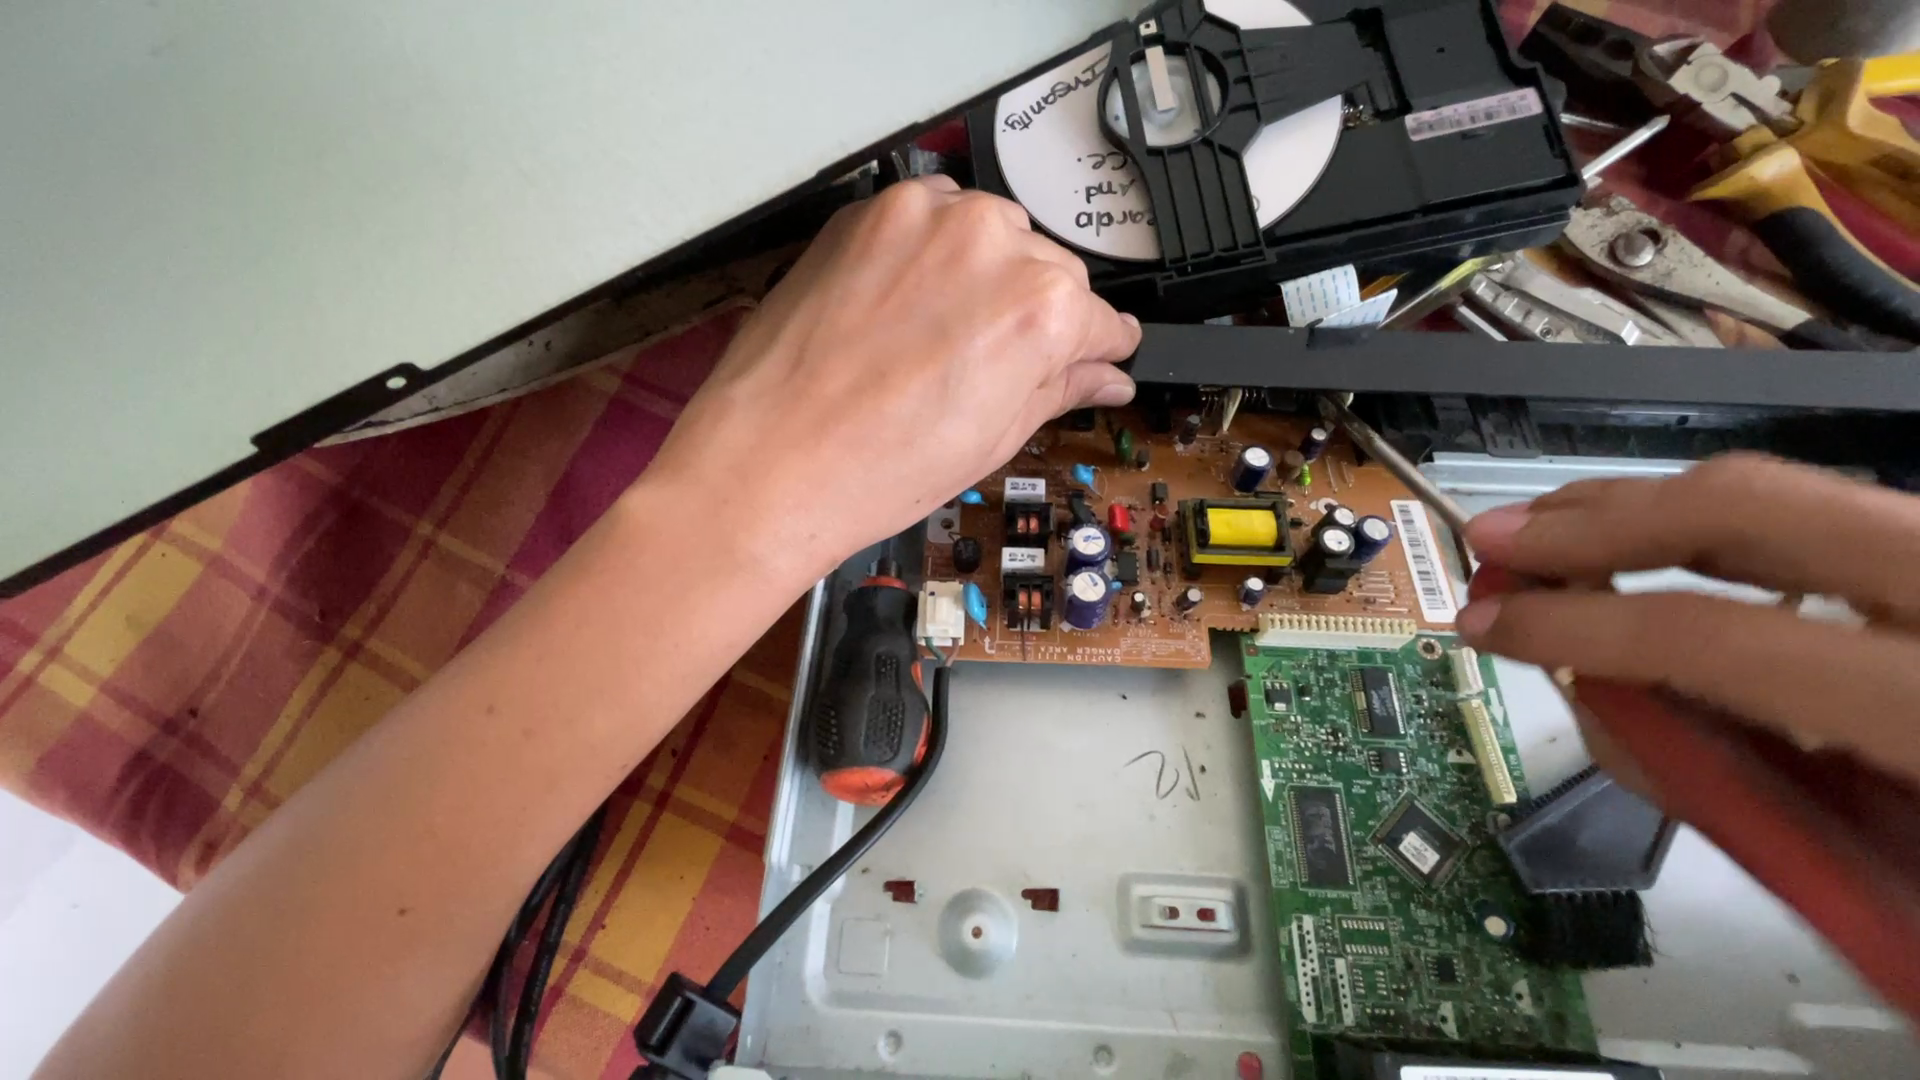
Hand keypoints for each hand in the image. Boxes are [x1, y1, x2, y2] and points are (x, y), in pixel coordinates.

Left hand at [644, 176, 1139, 577]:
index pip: (1103, 318)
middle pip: (1051, 269)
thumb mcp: (992, 439)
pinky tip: (908, 308)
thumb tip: (1103, 376)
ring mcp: (925, 220)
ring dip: (985, 276)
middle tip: (999, 363)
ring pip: (993, 235)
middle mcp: (992, 245)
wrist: (771, 463)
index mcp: (1041, 310)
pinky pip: (931, 220)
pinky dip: (932, 255)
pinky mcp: (869, 213)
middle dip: (1038, 314)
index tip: (1094, 356)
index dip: (1098, 348)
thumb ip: (1059, 389)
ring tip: (944, 336)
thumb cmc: (875, 469)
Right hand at [1456, 452, 1919, 786]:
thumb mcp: (1890, 898)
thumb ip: (1731, 790)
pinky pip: (1821, 522)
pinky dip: (1711, 526)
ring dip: (1638, 509)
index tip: (1485, 629)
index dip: (1573, 629)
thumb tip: (1607, 698)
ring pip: (1788, 492)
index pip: (1719, 639)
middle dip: (1593, 523)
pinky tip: (1644, 548)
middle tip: (1490, 542)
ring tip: (1543, 533)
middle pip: (1754, 509)